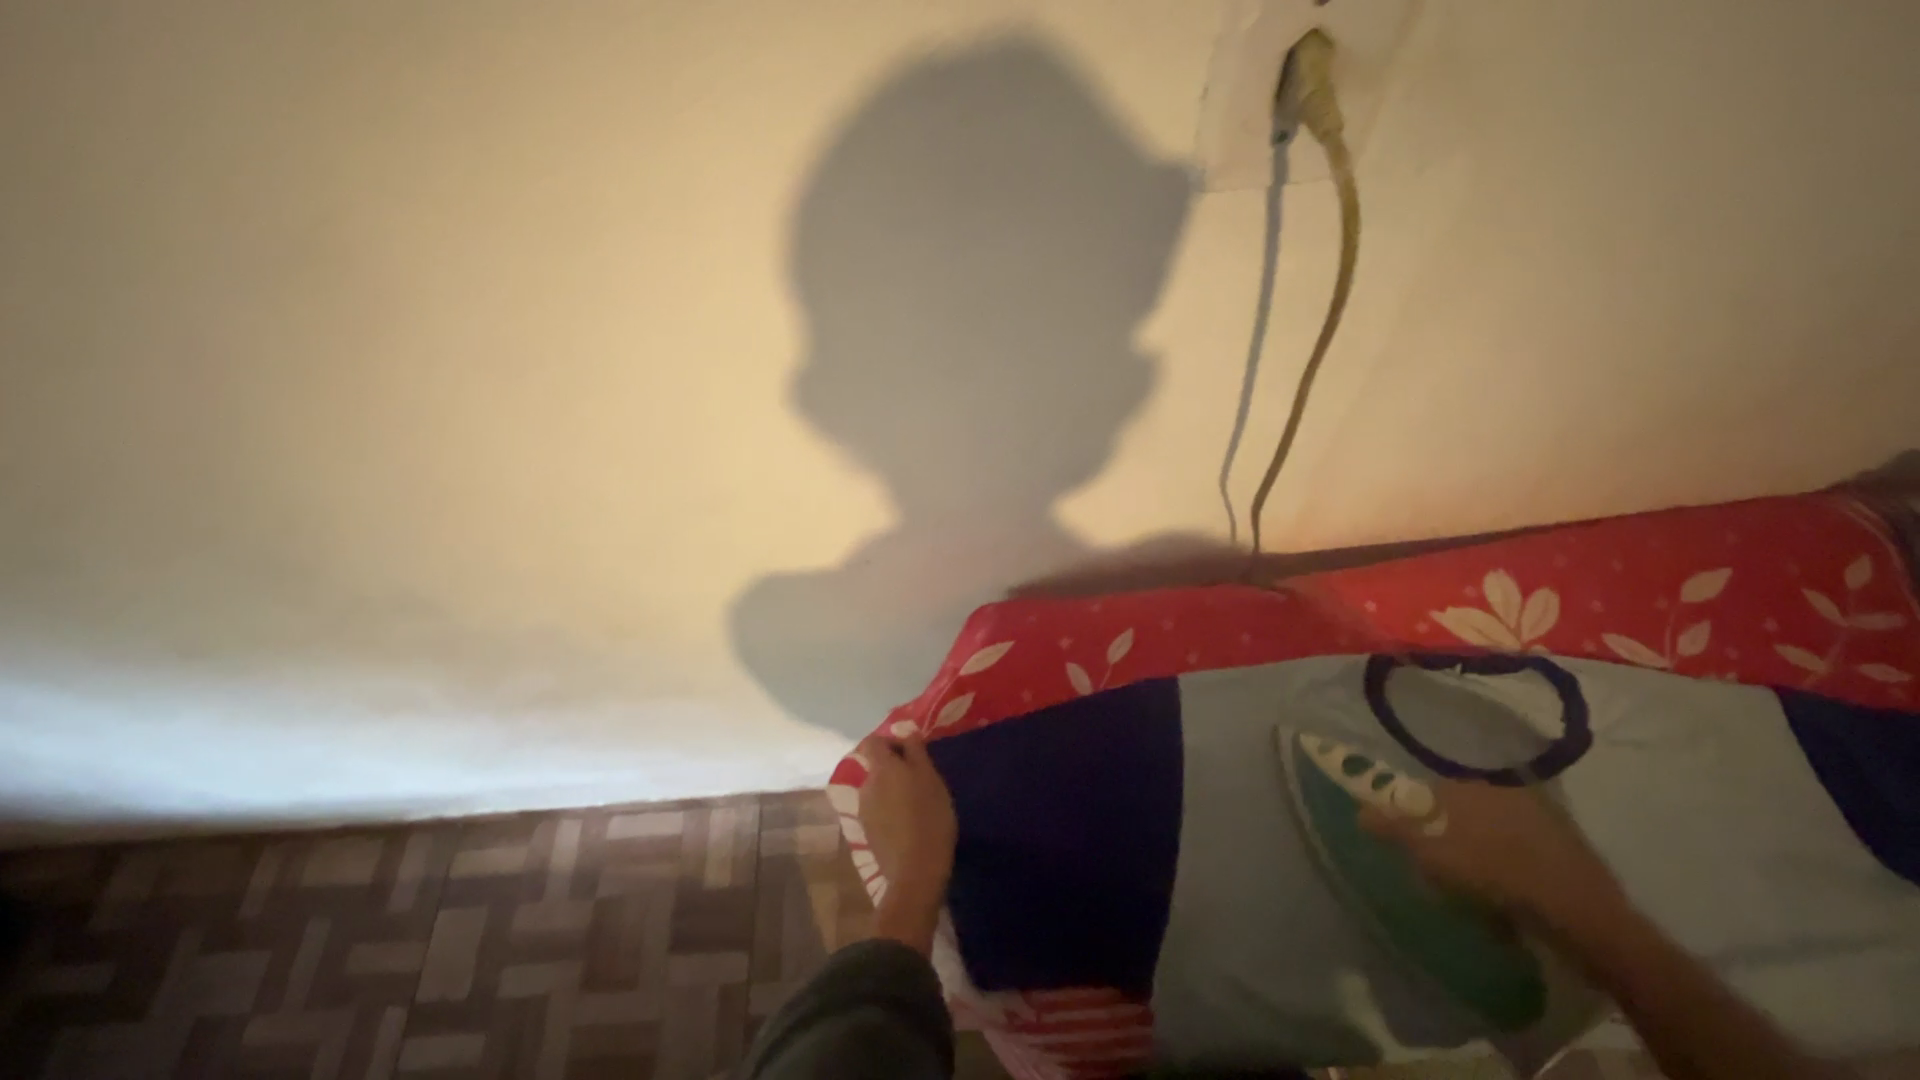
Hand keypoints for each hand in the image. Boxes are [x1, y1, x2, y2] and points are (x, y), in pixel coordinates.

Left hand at [857, 734, 957, 904]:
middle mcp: (866, 785)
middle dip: (895, 769)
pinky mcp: (867, 832)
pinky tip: (909, 825)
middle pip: (876, 767)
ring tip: (917, 805)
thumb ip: (915, 751)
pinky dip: (890, 811)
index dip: (890, 742)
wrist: (915, 870)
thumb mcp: (930, 778)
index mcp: (881, 769)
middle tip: (921, 781)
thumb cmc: (929, 816)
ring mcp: (864, 811)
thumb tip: (905, 729)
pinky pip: (878, 811)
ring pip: (878, 790)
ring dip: (893, 791)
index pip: (872, 741)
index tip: (912, 752)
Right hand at [1360, 778, 1629, 930]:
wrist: (1586, 919)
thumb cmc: (1499, 879)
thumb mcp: (1435, 857)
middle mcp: (1507, 790)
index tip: (1411, 848)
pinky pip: (1520, 847)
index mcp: (1474, 787)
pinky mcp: (1566, 843)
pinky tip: (1508, 895)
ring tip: (1473, 891)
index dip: (1414, 818)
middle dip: (1446, 836)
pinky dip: (1508, 864)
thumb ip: (1396, 829)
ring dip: (1477, 852)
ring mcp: (1542, 815)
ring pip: (1491, 830)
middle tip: (1439, 873)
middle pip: (1460, 811)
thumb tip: (1359, 810)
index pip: (1428, 793)